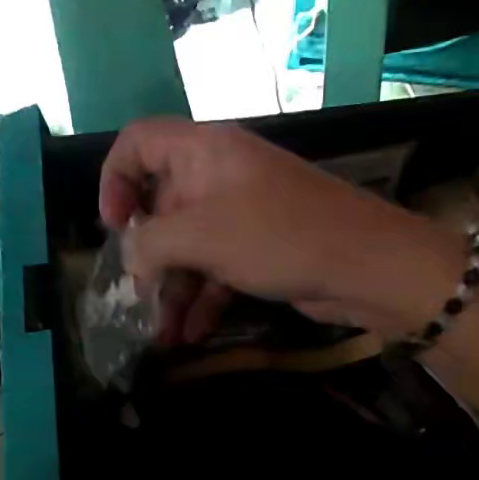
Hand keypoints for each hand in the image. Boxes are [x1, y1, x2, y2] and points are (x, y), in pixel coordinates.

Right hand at [97, 117, 457, 343]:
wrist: (365, 265)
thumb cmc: (278, 236)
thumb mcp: (203, 235)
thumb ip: (152, 242)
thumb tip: (130, 255)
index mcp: (203, 151)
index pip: (139, 142)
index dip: (115, 179)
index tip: (112, 227)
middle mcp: (220, 177)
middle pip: (163, 207)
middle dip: (147, 258)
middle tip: (135, 301)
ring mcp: (244, 216)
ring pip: (192, 247)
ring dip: (174, 290)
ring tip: (161, 336)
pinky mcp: (263, 250)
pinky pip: (220, 270)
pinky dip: (204, 299)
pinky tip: (191, 335)